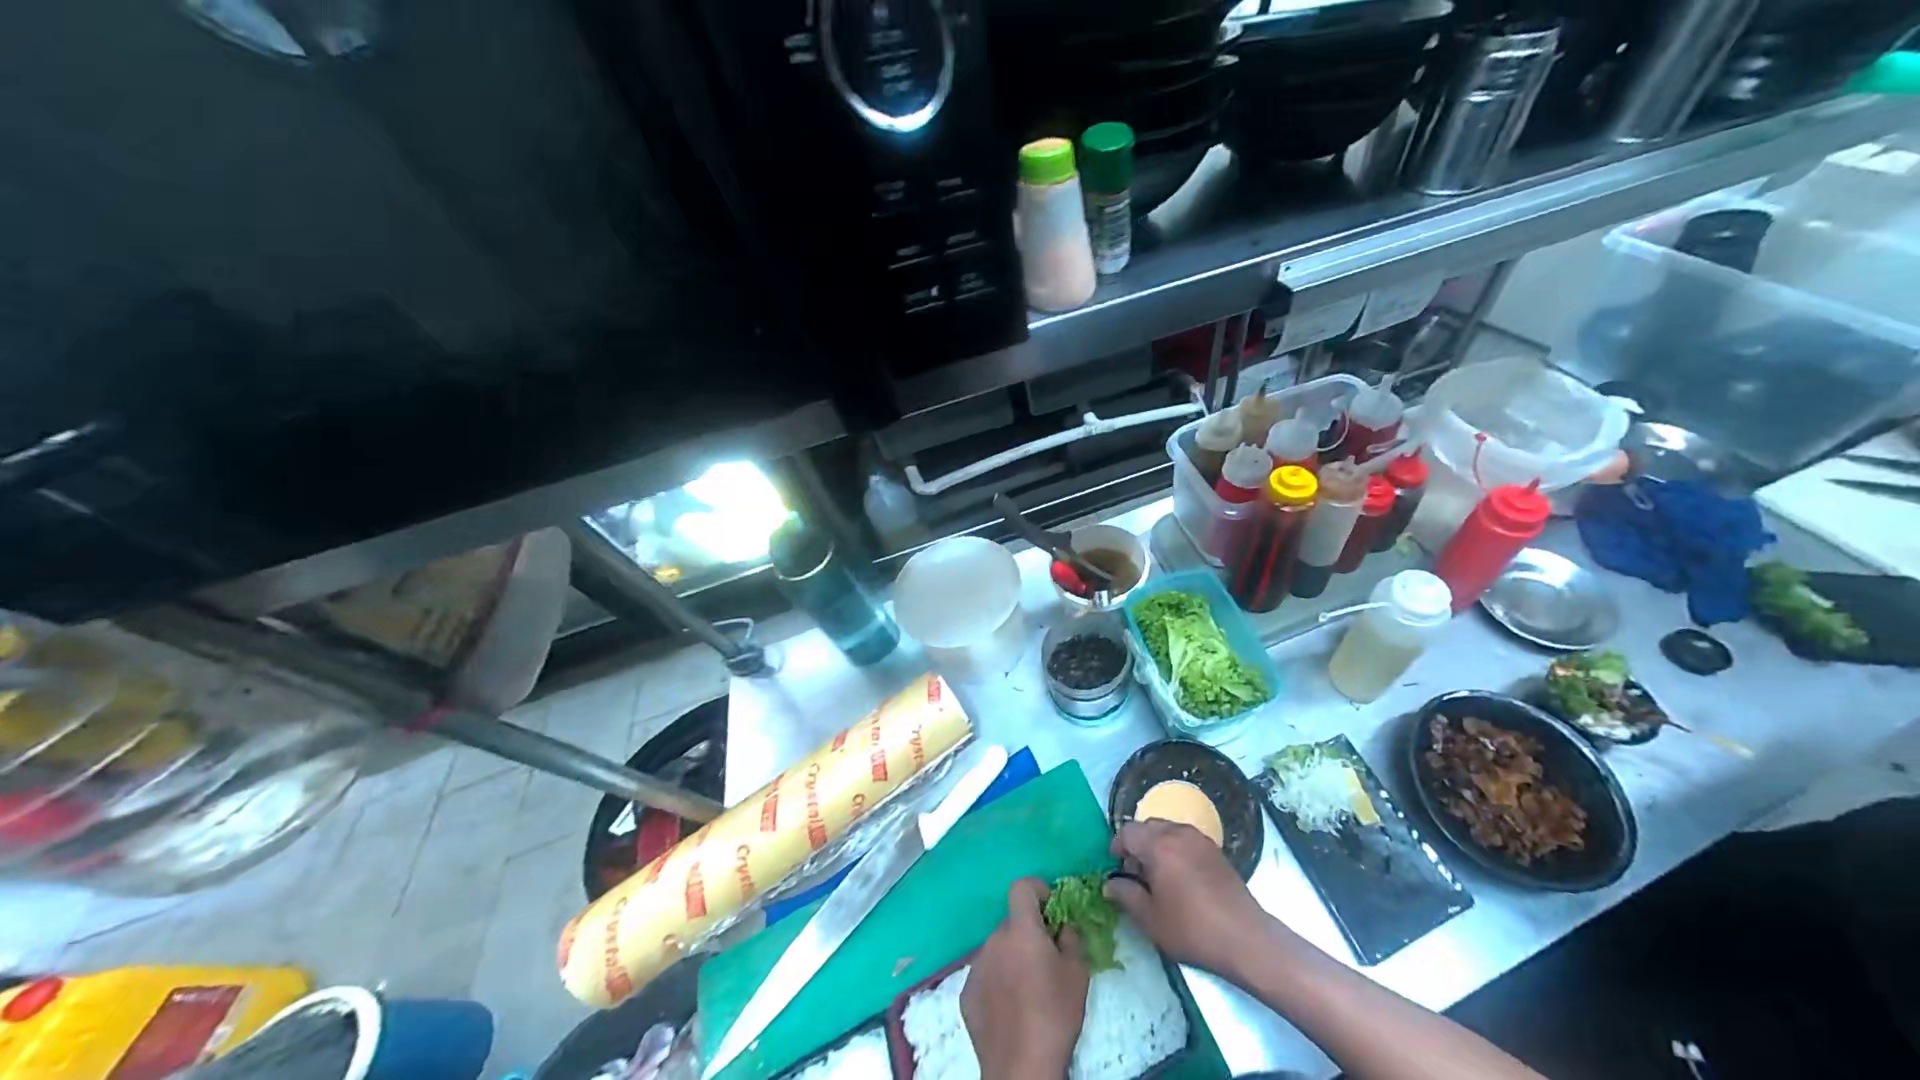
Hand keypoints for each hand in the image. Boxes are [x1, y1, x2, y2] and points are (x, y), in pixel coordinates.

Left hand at [961, 879, 1089, 1079]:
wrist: (1021, 1066)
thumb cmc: (1055, 1015)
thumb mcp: (1078, 973)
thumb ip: (1071, 938)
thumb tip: (1061, 926)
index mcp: (1020, 930)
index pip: (1021, 887)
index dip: (1037, 890)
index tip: (1051, 910)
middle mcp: (993, 940)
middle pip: (1011, 922)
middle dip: (1028, 931)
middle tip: (1046, 959)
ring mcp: (976, 966)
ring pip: (998, 948)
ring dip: (1012, 956)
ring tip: (1029, 988)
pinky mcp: (966, 992)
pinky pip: (986, 973)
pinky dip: (998, 980)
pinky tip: (1011, 1007)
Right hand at [1104, 820, 1284, 982]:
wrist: (1245, 939)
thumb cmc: (1192, 929)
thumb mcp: (1150, 919)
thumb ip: (1125, 895)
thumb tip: (1110, 884)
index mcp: (1158, 846)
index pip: (1127, 832)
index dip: (1117, 847)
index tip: (1117, 869)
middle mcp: (1179, 834)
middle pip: (1147, 826)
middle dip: (1137, 845)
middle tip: (1137, 874)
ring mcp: (1200, 840)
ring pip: (1168, 830)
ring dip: (1156, 845)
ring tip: (1159, 876)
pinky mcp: (1216, 850)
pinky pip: (1186, 839)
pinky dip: (1175, 849)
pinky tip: (1181, 878)